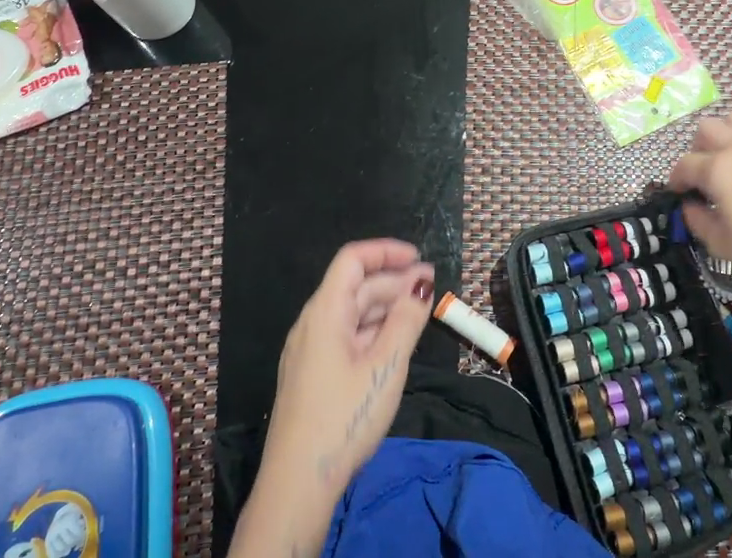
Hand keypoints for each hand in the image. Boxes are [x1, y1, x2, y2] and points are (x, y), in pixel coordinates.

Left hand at [263, 239, 433, 500]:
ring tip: (421, 311)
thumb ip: (406, 320)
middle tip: (433, 286)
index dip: (386, 251)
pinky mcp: (313, 374)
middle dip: (394, 280)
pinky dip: (374, 328)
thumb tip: (421, 283)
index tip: (420, 258)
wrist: (299, 481)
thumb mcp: (386, 365)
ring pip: (352, 312)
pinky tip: (395, 341)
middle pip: (355, 286)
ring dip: (386, 305)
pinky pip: (346, 335)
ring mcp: (310, 350)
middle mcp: (313, 323)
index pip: (352, 260)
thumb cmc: (345, 416)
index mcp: (325, 312)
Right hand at [668, 110, 731, 298]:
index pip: (685, 164)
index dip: (676, 178)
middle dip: (699, 147)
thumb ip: (698, 221)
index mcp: (718, 171)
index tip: (679, 191)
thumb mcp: (722, 244)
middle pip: (707, 128)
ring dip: (730, 133)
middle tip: (704, 170)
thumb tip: (690, 206)